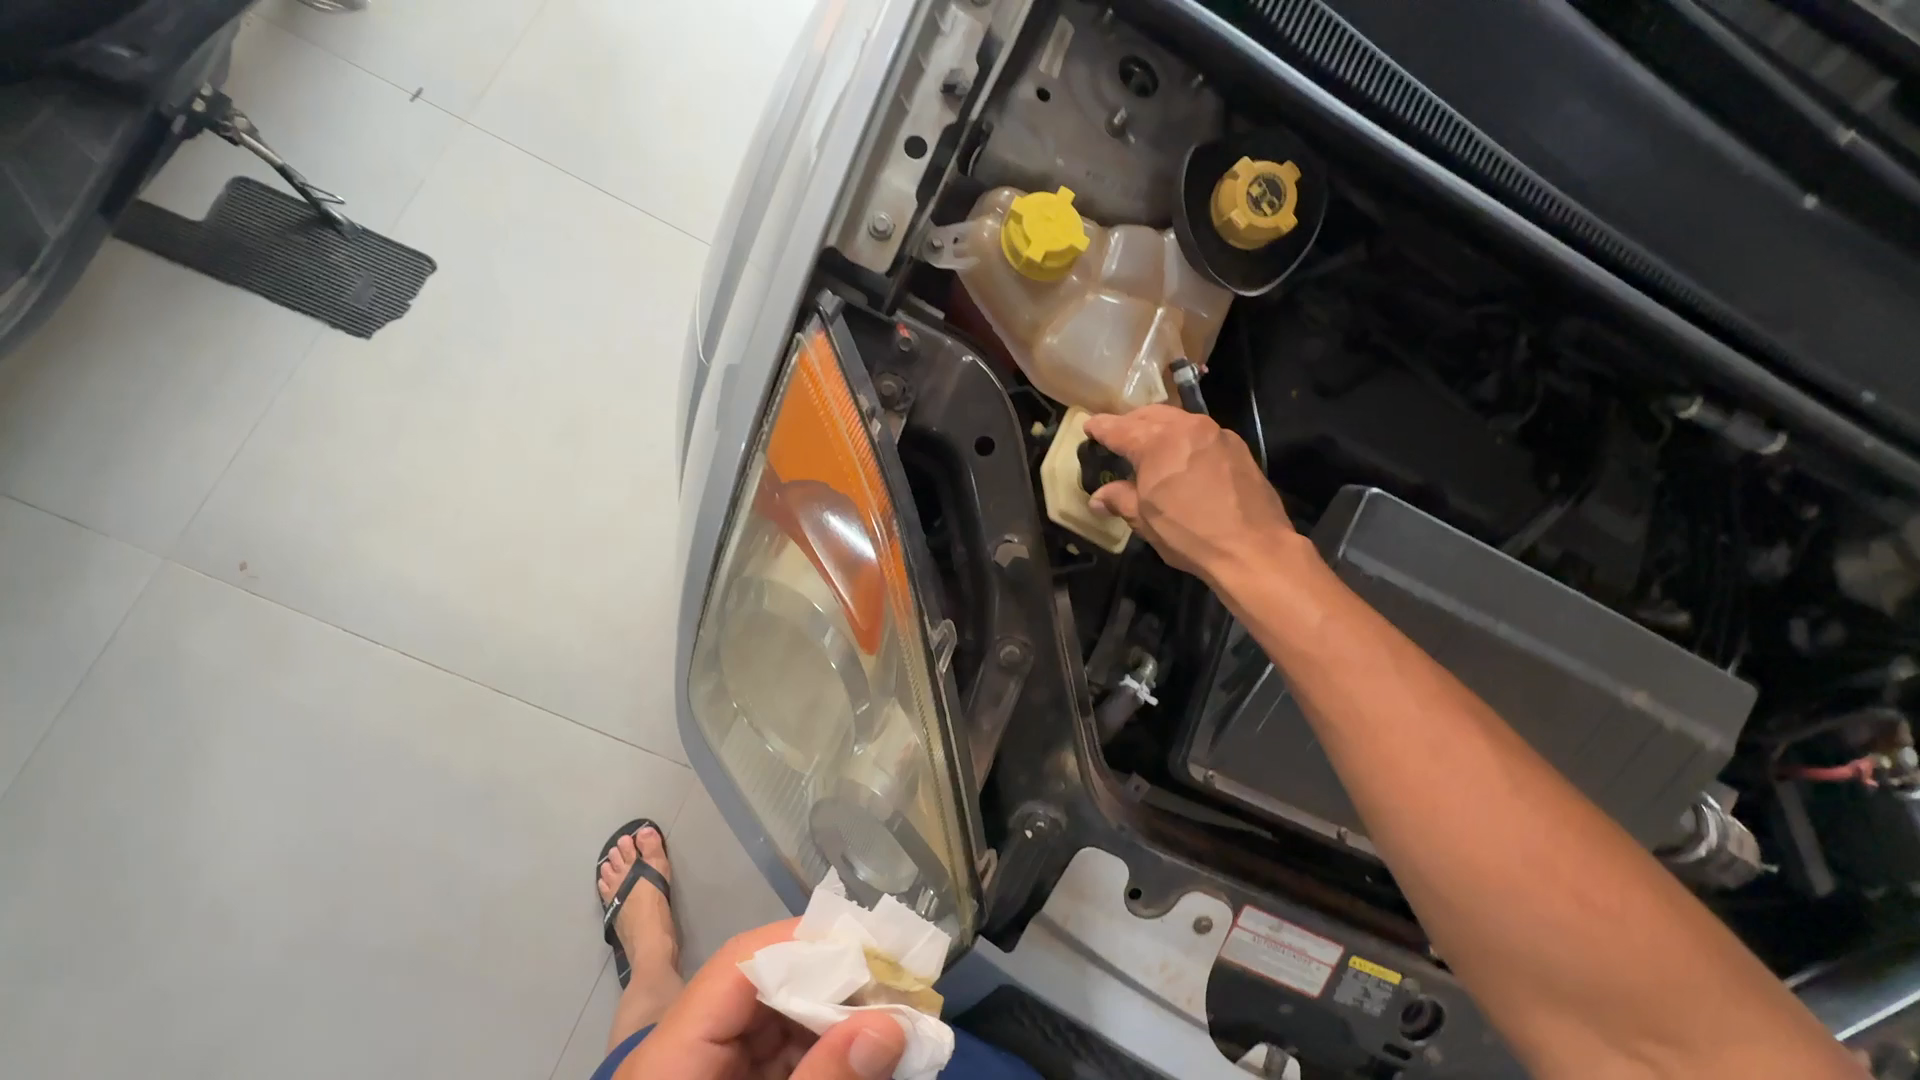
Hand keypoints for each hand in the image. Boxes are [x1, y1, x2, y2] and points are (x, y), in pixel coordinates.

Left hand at [618, 918, 907, 1079]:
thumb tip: (891, 1024)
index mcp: (673, 1055)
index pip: (740, 965)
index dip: (806, 944)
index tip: (872, 947)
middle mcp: (688, 1051)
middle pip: (766, 989)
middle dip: (835, 984)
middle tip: (899, 986)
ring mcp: (712, 1073)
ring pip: (781, 1021)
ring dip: (838, 1018)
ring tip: (895, 1018)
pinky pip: (783, 1056)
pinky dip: (826, 1052)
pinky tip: (867, 1055)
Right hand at [1083, 405, 1299, 584]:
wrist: (1253, 548)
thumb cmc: (1190, 534)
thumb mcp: (1145, 520)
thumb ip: (1120, 500)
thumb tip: (1099, 497)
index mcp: (1157, 442)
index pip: (1119, 429)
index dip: (1100, 428)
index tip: (1089, 426)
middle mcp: (1187, 427)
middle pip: (1151, 416)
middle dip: (1131, 423)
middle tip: (1118, 436)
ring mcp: (1217, 434)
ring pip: (1179, 421)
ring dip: (1160, 429)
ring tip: (1149, 445)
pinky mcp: (1239, 448)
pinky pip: (1202, 434)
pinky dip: (1185, 440)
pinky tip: (1183, 459)